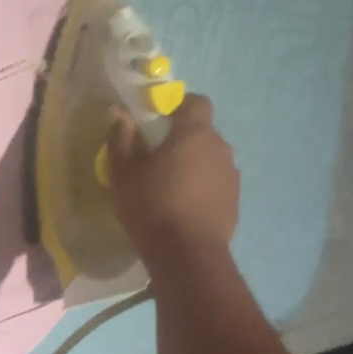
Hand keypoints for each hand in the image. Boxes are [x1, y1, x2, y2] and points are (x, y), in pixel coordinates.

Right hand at [108, 94, 239, 266]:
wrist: (186, 251)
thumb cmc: (150, 205)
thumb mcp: (124, 174)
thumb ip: (121, 140)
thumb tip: (118, 114)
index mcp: (194, 134)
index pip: (195, 102)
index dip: (178, 106)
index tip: (157, 121)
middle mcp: (220, 146)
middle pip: (201, 133)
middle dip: (180, 141)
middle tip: (153, 162)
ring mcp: (231, 173)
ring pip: (208, 159)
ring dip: (190, 166)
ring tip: (167, 190)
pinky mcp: (234, 198)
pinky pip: (214, 183)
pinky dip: (199, 188)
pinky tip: (181, 208)